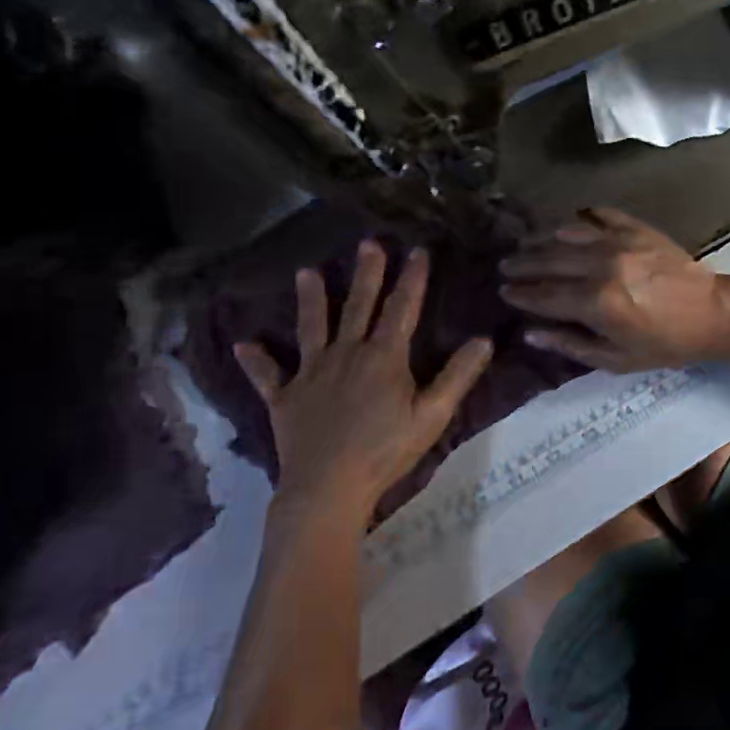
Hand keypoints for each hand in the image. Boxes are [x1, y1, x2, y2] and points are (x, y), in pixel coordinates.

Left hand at [233, 240, 493, 522]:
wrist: (328, 486)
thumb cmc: (387, 450)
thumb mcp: (434, 414)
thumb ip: (458, 375)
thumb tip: (483, 340)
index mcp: (384, 357)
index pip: (402, 309)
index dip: (412, 279)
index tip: (418, 250)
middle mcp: (346, 355)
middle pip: (358, 307)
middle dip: (366, 274)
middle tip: (368, 243)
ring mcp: (311, 375)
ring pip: (312, 328)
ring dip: (311, 300)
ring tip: (307, 272)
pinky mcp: (285, 399)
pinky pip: (268, 375)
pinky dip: (257, 360)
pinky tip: (245, 345)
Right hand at [498, 208, 729, 372]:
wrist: (712, 313)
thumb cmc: (666, 343)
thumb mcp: (618, 359)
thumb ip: (572, 345)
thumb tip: (532, 333)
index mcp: (596, 302)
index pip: (545, 295)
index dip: (521, 294)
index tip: (503, 291)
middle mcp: (602, 266)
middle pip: (550, 260)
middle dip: (523, 263)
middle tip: (505, 265)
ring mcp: (621, 242)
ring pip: (570, 234)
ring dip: (544, 238)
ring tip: (526, 242)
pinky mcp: (638, 229)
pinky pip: (601, 216)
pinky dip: (582, 218)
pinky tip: (570, 222)